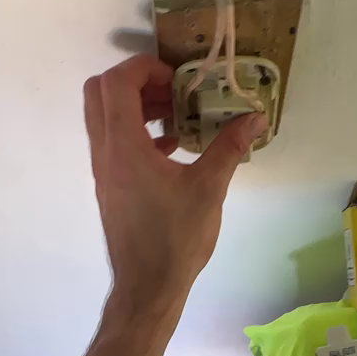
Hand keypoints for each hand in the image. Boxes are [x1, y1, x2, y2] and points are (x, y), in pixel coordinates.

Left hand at [83, 54, 267, 315]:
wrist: (148, 287)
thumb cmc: (175, 239)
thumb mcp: (208, 190)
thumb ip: (229, 148)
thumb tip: (256, 119)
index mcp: (124, 147)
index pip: (116, 82)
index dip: (144, 68)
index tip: (176, 79)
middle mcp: (105, 154)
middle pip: (99, 93)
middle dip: (135, 83)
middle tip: (171, 94)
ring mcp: (103, 173)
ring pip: (104, 120)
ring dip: (135, 108)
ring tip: (176, 119)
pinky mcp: (110, 189)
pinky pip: (113, 145)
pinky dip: (135, 134)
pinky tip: (171, 151)